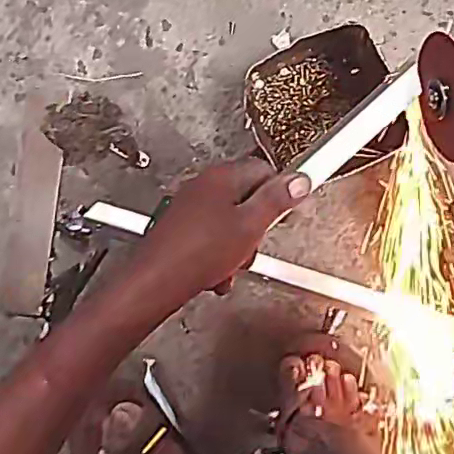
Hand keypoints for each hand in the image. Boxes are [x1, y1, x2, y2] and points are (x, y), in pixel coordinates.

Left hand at [128, 157, 309, 310]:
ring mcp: (190, 207)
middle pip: (247, 197)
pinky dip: (219, 254)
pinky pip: (212, 236)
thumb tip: (298, 181)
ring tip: (233, 262)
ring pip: (231, 220)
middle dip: (257, 224)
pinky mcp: (181, 229)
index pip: (264, 169)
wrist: (155, 284)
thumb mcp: (251, 226)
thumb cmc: (196, 254)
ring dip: (239, 243)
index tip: (291, 208)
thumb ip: (277, 200)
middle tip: (256, 240)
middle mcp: (204, 186)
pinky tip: (218, 271)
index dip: (281, 191)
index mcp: (222, 177)